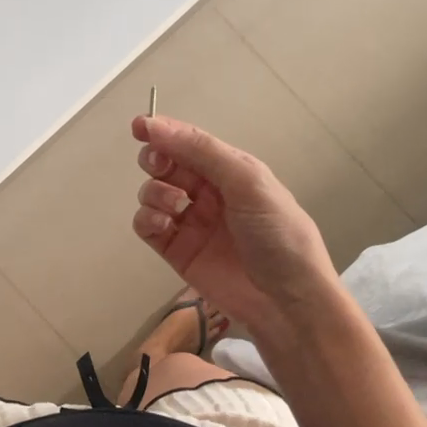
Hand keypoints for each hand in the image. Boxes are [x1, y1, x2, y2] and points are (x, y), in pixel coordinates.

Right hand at [130, 115, 344, 339]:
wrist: (287, 301)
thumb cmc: (277, 234)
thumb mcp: (247, 181)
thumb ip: (200, 151)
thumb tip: (153, 125)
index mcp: (231, 171)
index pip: (190, 143)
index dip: (164, 132)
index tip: (139, 127)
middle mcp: (209, 193)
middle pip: (167, 166)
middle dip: (157, 161)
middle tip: (159, 167)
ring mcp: (192, 223)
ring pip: (153, 194)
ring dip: (155, 193)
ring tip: (174, 207)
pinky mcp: (178, 252)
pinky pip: (148, 226)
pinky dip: (148, 220)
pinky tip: (164, 226)